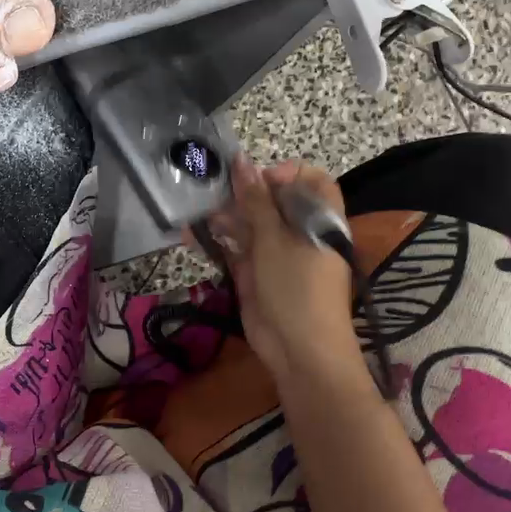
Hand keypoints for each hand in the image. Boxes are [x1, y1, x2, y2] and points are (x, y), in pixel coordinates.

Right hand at [199, 158, 363, 385]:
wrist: (299, 351)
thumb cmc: (298, 288)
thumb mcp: (275, 239)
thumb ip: (255, 200)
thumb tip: (242, 161)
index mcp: (320, 220)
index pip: (311, 182)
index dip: (287, 174)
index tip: (259, 180)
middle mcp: (299, 232)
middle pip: (272, 201)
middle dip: (242, 193)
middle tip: (214, 190)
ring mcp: (276, 253)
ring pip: (248, 223)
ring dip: (223, 216)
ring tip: (197, 213)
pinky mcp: (254, 272)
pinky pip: (234, 248)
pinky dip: (214, 240)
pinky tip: (190, 235)